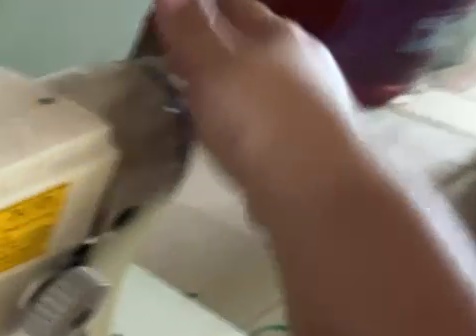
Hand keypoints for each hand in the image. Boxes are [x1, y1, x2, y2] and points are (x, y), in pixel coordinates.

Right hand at [155, 0, 364, 218]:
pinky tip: (224, 119)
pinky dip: (237, 102)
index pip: (232, 4)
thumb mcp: (215, 71)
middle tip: (174, 49)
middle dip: (215, 35)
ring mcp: (300, 89)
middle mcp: (293, 52)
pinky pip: (259, 102)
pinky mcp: (296, 126)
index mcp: (272, 32)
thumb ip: (192, 33)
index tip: (170, 14)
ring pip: (256, 68)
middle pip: (248, 34)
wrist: (306, 179)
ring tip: (193, 85)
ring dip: (227, 71)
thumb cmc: (257, 119)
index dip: (200, 5)